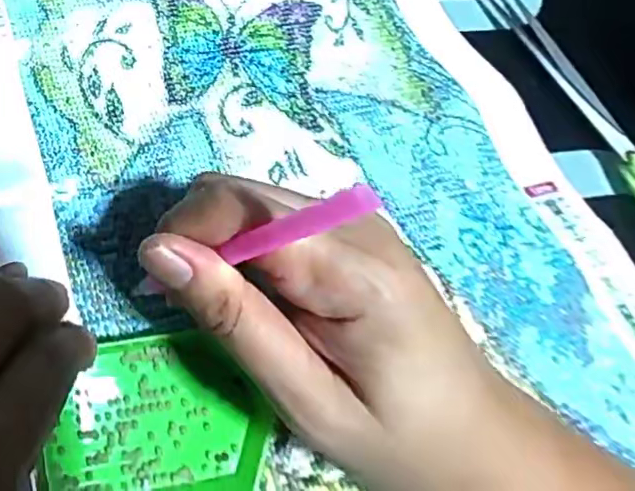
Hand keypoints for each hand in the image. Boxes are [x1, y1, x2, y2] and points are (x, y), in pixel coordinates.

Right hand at [138, 174, 634, 490]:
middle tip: (174, 296)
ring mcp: (351, 213)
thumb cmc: (398, 440)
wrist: (483, 441)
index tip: (151, 282)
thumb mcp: (307, 399)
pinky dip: (238, 237)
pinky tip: (245, 284)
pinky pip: (269, 209)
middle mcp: (351, 218)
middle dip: (192, 231)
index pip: (244, 212)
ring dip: (211, 234)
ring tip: (208, 294)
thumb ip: (233, 319)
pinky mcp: (346, 220)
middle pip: (241, 191)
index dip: (185, 232)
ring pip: (249, 194)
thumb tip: (157, 251)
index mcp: (354, 266)